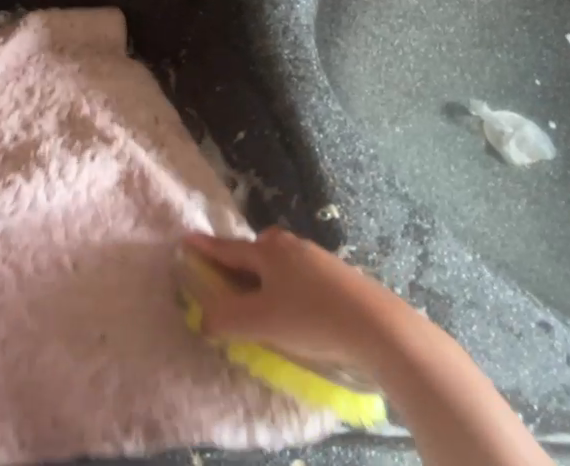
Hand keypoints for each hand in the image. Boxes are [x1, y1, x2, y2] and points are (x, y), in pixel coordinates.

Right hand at [176, 228, 412, 375]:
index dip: (205, 248)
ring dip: (270, 276)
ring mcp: (320, 259)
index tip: (186, 240)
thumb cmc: (312, 318)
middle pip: (258, 250)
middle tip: (232, 278)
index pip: (227, 248)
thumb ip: (225, 319)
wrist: (382, 329)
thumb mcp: (260, 322)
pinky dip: (294, 287)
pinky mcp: (343, 278)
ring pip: (284, 263)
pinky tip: (302, 310)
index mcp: (267, 251)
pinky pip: (305, 276)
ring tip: (267, 300)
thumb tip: (203, 320)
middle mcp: (291, 247)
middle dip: (242, 260)